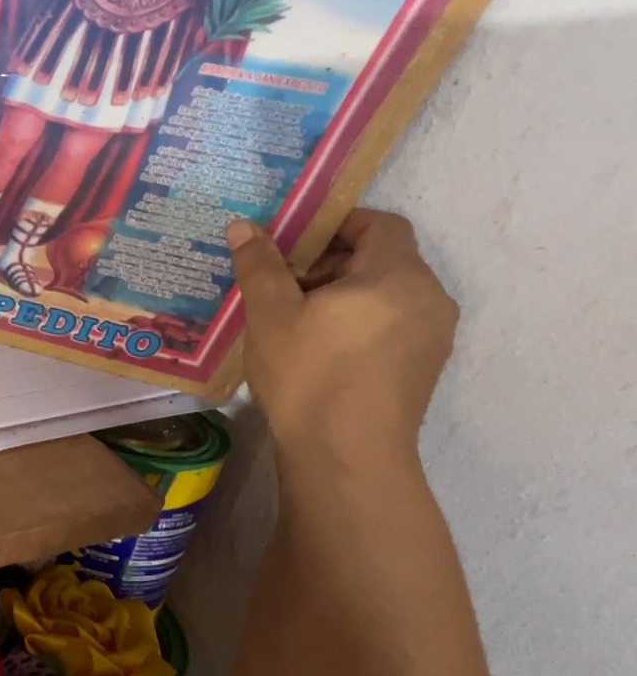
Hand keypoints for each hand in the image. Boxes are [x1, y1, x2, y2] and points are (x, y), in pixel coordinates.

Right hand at [227, 209, 458, 452]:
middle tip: (276, 284)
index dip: (334, 224)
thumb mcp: (271, 315)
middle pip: (381, 258)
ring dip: (339, 294)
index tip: (288, 241)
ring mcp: (432, 333)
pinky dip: (355, 320)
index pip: (378, 225)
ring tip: (290, 318)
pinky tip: (315, 346)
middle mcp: (428, 297)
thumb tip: (243, 224)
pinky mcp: (422, 363)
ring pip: (384, 293)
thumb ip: (260, 265)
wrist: (346, 451)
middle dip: (327, 262)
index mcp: (397, 276)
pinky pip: (390, 322)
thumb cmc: (308, 374)